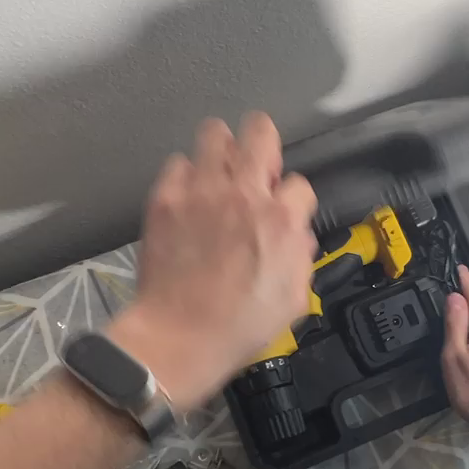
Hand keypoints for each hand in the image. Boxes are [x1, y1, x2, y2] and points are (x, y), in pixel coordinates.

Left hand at [106, 113, 317, 406]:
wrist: (181, 335)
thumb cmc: (241, 326)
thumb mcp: (294, 300)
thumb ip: (302, 259)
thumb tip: (298, 237)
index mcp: (282, 220)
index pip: (300, 183)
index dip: (294, 199)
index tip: (284, 213)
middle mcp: (244, 194)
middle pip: (260, 132)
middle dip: (263, 144)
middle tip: (256, 169)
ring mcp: (201, 192)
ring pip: (215, 134)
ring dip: (223, 149)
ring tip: (219, 173)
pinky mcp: (166, 198)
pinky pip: (178, 163)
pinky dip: (186, 176)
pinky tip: (188, 198)